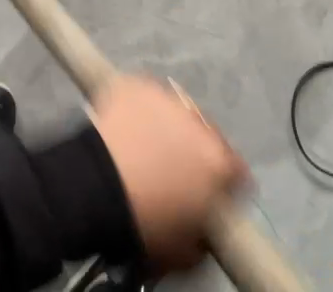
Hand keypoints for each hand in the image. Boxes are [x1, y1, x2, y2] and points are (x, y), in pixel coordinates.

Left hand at [90, 75, 250, 271]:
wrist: (95, 186)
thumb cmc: (144, 222)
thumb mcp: (188, 249)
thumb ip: (207, 231)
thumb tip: (205, 225)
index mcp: (220, 163)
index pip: (237, 172)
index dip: (223, 183)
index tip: (209, 192)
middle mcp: (201, 123)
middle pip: (207, 136)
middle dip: (195, 150)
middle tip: (172, 167)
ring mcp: (166, 98)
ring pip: (176, 112)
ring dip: (169, 125)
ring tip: (145, 141)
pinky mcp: (135, 85)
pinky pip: (145, 95)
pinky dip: (140, 107)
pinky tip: (127, 123)